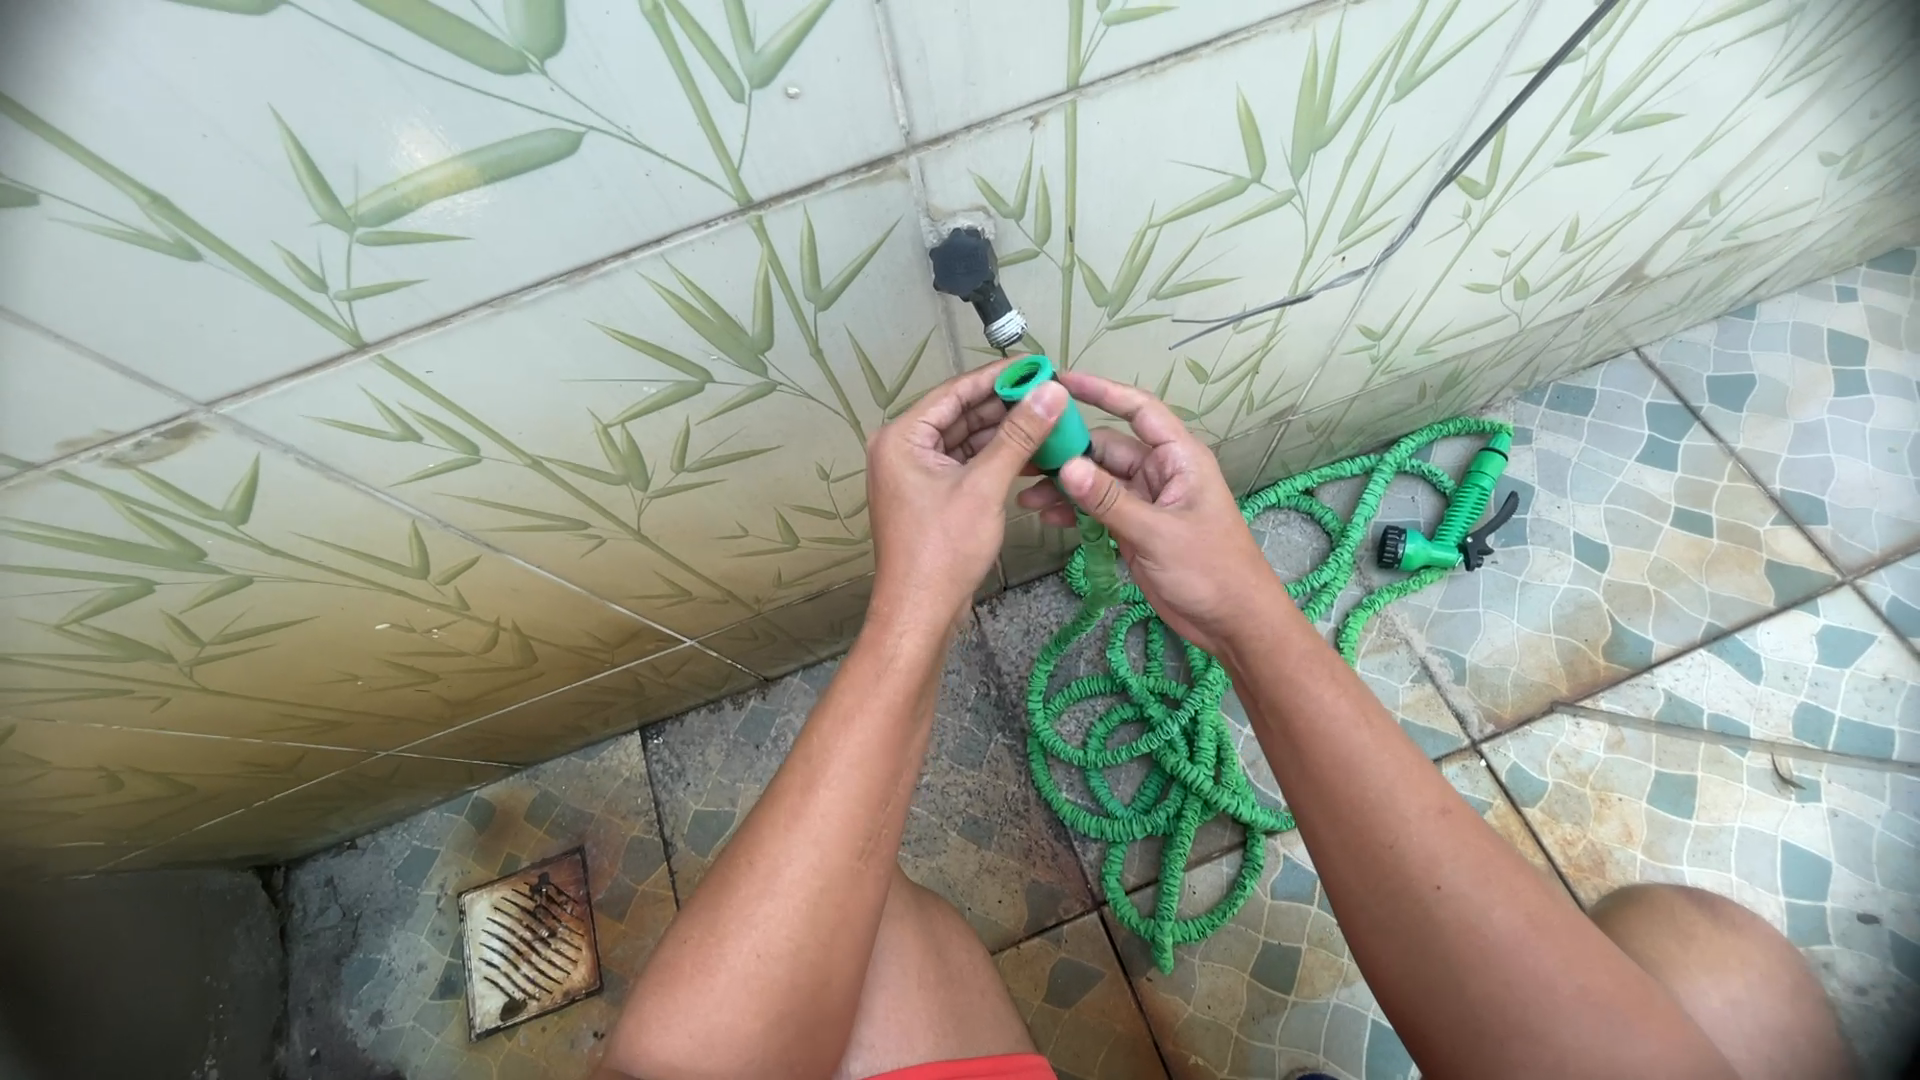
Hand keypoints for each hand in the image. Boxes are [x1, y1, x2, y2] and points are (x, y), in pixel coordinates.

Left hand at [865, 358, 1064, 622]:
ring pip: (967, 441)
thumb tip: (1050, 392)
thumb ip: (1019, 435)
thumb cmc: (942, 550)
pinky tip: (1032, 455)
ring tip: (1049, 423)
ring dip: (1005, 434)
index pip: (955, 392)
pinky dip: (996, 460)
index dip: (998, 377)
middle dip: (1006, 407)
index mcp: (902, 437)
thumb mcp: (985, 486)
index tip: (1037, 366)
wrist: (920, 612)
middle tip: (1050, 395)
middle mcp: (903, 449)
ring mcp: (916, 474)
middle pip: (961, 414)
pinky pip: (967, 465)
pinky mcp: (932, 496)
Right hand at [1014, 371, 1280, 654]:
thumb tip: (1066, 467)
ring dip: (1065, 486)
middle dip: (1067, 452)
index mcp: (1178, 457)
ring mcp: (1144, 501)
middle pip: (1106, 448)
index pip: (1139, 410)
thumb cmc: (1210, 570)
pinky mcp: (1132, 528)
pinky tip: (1048, 516)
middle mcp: (1159, 472)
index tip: (1063, 381)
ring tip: (1026, 497)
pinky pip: (1097, 509)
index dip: (1103, 391)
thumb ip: (1109, 500)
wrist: (1231, 622)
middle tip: (1023, 458)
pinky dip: (1074, 511)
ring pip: (1096, 481)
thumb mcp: (1157, 532)